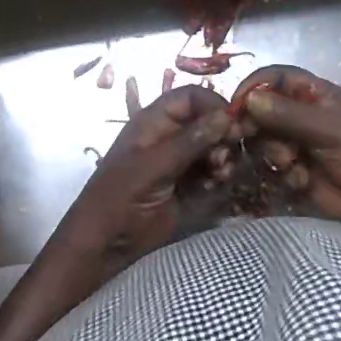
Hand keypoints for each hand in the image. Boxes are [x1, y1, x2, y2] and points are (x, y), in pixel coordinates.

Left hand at [54, 85, 234, 263]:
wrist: (106, 243)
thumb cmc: (121, 196)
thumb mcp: (155, 165)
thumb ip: (191, 140)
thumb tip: (227, 116)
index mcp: (154, 121)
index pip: (191, 97)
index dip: (214, 104)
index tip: (234, 124)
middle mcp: (170, 136)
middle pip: (208, 121)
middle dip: (222, 135)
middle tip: (226, 155)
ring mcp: (180, 161)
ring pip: (214, 147)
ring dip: (223, 157)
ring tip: (219, 173)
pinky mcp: (187, 185)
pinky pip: (212, 171)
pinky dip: (218, 175)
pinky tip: (215, 185)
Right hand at [232, 66, 340, 248]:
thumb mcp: (328, 130)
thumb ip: (288, 115)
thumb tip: (250, 100)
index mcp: (311, 93)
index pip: (272, 78)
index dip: (252, 88)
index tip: (236, 106)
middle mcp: (298, 114)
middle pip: (259, 110)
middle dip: (255, 127)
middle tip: (250, 140)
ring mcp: (294, 141)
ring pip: (262, 140)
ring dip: (272, 153)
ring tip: (292, 164)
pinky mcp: (293, 168)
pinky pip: (271, 166)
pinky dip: (283, 174)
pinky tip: (301, 181)